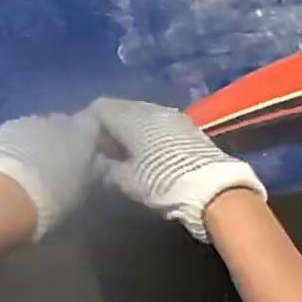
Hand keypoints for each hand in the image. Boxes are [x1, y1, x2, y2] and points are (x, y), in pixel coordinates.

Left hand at [0, 112, 100, 240]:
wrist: (13, 193)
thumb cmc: (56, 195)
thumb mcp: (85, 187)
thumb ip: (94, 169)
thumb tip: (99, 164)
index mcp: (82, 135)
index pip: (90, 122)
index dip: (86, 133)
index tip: (83, 147)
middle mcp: (57, 122)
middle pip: (61, 122)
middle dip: (59, 135)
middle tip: (55, 156)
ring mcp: (29, 122)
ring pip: (36, 125)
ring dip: (36, 137)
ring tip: (29, 159)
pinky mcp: (5, 127)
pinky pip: (14, 130)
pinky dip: (14, 141)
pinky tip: (10, 158)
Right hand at [89, 98, 265, 241]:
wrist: (217, 193)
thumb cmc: (162, 182)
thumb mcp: (123, 180)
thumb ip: (103, 166)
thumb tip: (94, 160)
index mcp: (130, 116)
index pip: (98, 108)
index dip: (86, 124)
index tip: (84, 143)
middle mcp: (150, 109)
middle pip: (120, 109)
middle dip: (108, 127)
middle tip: (102, 150)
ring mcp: (173, 116)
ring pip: (140, 116)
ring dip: (129, 130)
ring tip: (124, 153)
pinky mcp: (189, 128)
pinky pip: (158, 124)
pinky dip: (147, 134)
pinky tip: (147, 154)